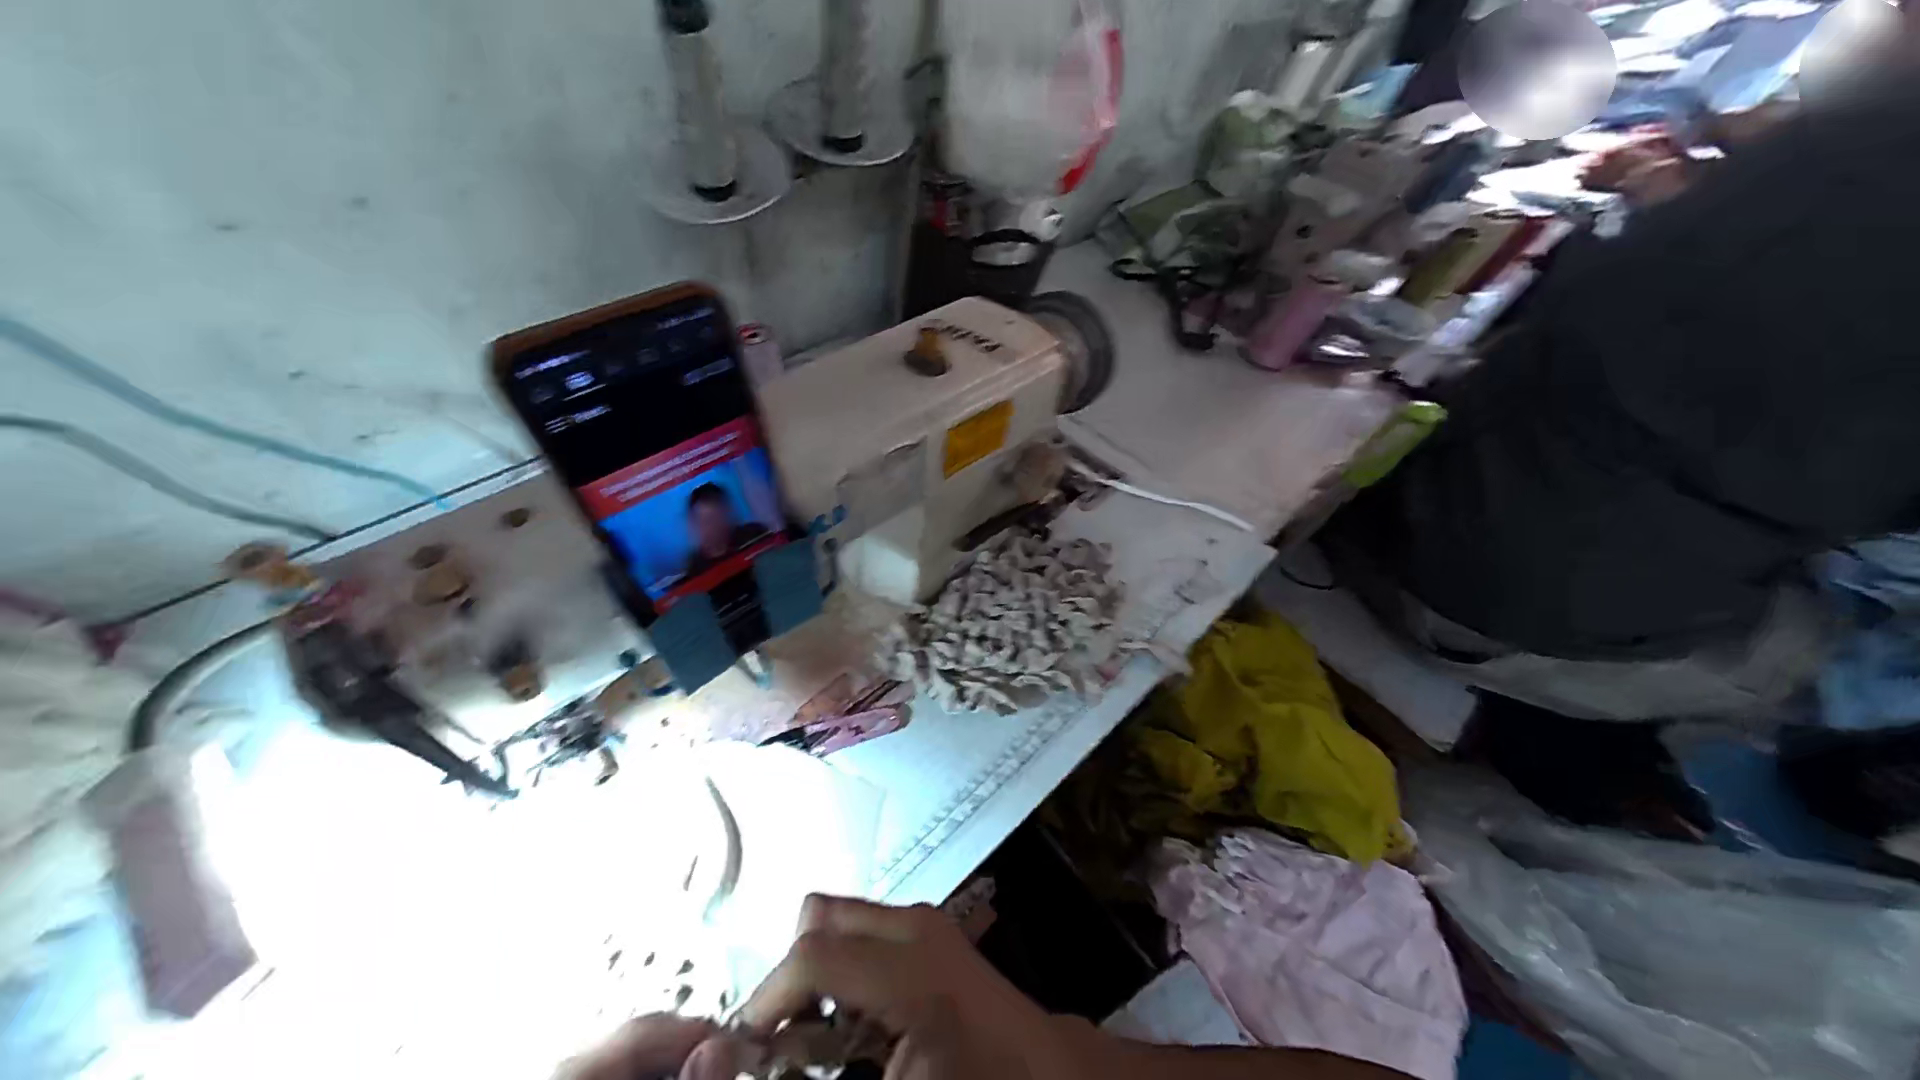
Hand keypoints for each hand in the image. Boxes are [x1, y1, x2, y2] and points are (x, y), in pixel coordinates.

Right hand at [734, 895, 1093, 1079]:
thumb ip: (823, 1070)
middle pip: (819, 917)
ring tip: (820, 1027)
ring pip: (837, 916)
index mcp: (911, 969)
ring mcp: (922, 918)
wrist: (1036, 1070)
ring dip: (816, 967)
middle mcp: (914, 925)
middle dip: (792, 975)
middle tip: (786, 1036)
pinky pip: (861, 925)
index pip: (814, 955)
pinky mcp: (925, 924)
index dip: (768, 999)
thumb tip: (774, 1059)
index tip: (747, 1048)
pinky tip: (855, 1011)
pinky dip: (842, 961)